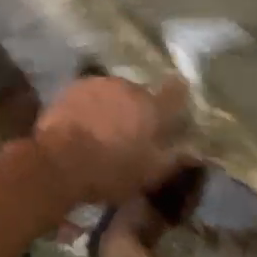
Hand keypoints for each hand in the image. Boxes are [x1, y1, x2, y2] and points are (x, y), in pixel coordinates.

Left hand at [31, 77, 189, 205]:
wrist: (60, 159)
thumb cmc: (111, 171)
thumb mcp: (150, 174)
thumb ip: (174, 159)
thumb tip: (195, 151)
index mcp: (151, 106)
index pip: (175, 91)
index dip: (178, 95)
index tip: (178, 102)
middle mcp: (127, 87)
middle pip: (140, 94)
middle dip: (139, 109)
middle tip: (134, 131)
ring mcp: (98, 83)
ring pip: (114, 92)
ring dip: (114, 105)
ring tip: (106, 128)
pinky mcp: (74, 86)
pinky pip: (92, 93)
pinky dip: (93, 104)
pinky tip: (85, 122)